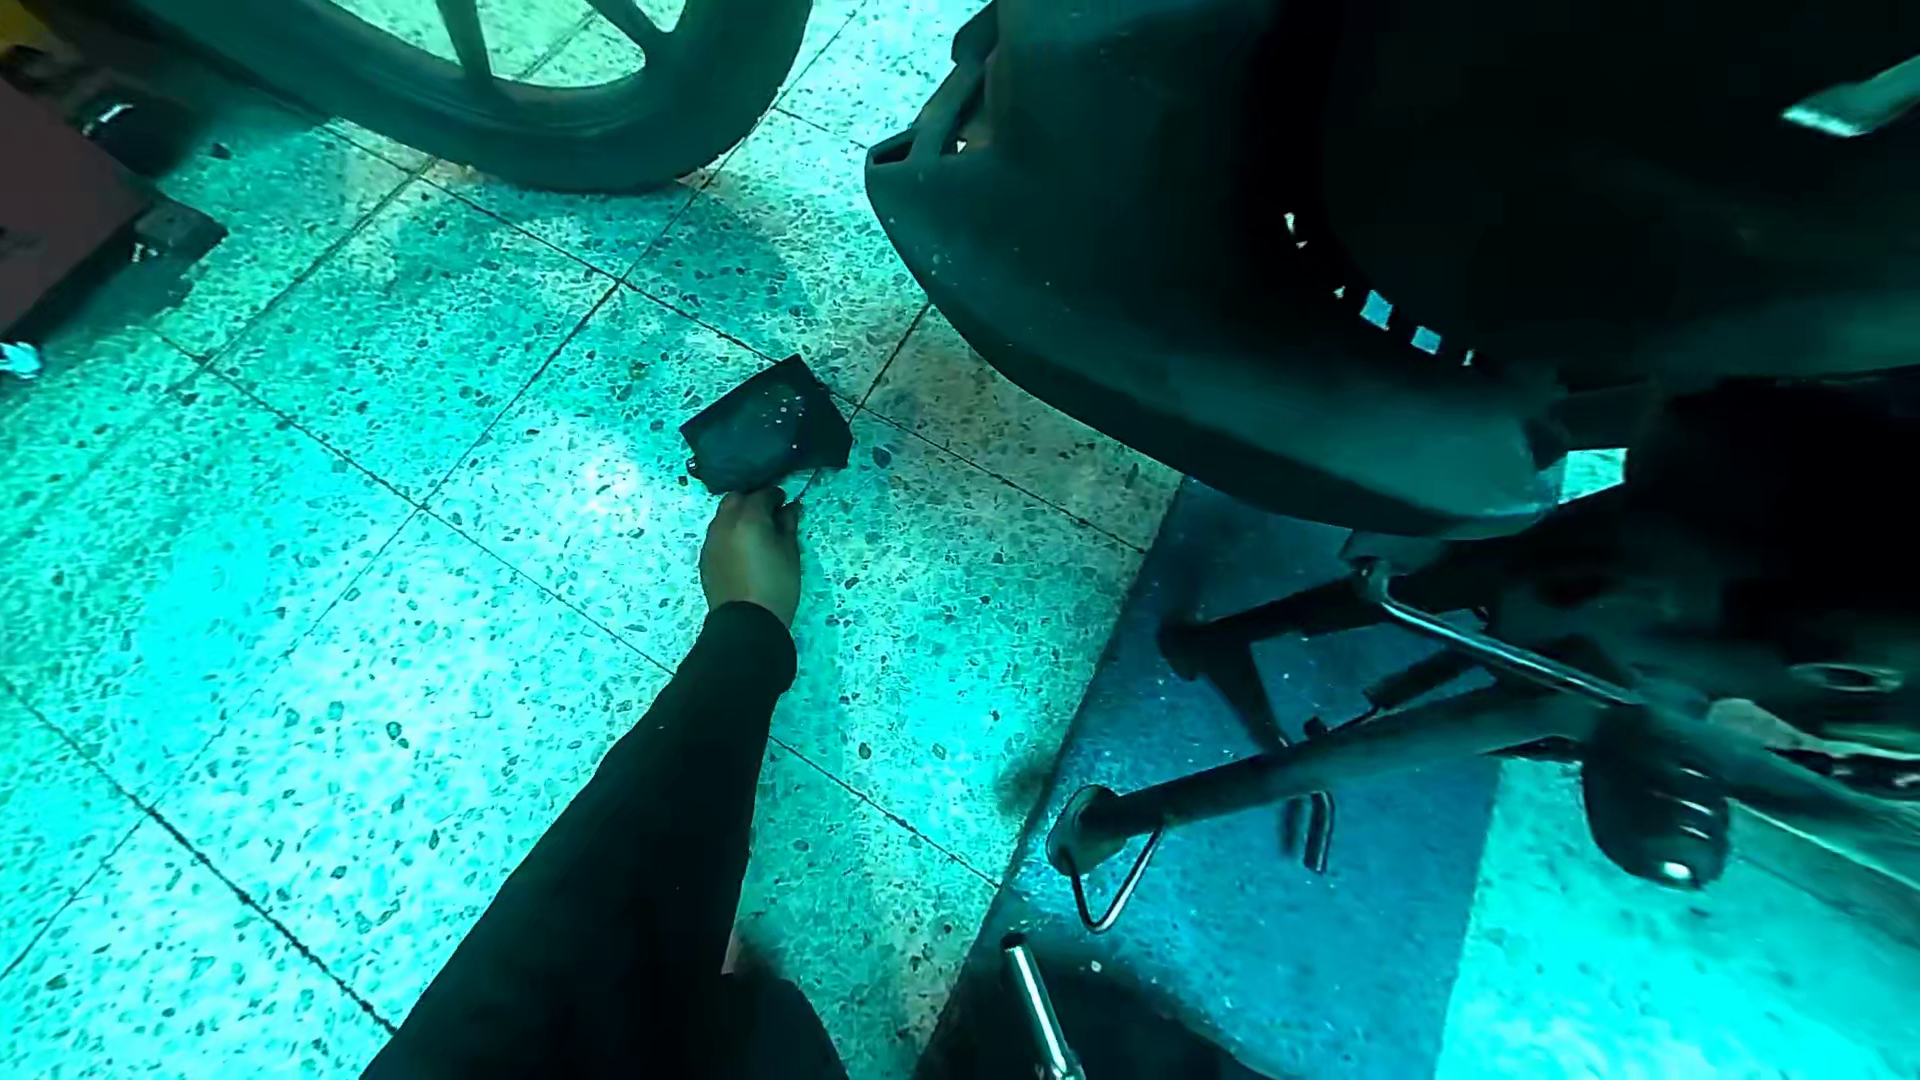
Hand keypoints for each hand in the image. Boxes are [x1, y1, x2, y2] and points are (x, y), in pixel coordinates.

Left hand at [701, 489, 802, 627]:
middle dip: (752, 500)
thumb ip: (788, 525)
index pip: (762, 494)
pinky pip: (717, 534)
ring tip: (756, 531)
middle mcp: (724, 523)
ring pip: (723, 515)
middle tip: (770, 514)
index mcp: (748, 518)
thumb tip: (790, 508)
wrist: (747, 621)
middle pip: (736, 498)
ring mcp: (711, 540)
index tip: (786, 503)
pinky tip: (743, 548)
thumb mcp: (790, 552)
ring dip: (738, 515)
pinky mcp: (705, 557)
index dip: (776, 495)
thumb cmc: (777, 584)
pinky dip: (730, 532)